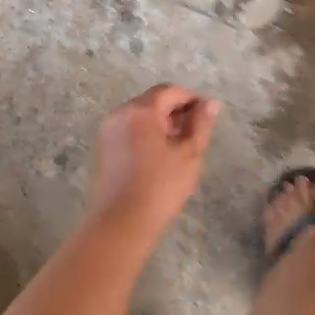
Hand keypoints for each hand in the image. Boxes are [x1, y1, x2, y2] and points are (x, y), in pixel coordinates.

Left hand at [88, 84, 219, 235]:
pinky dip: (145, 134)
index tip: (206, 116)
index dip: (190, 99)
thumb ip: (201, 125)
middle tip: (194, 135)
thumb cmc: (160, 188)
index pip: (169, 91)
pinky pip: (128, 129)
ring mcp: (108, 129)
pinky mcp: (103, 146)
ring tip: (178, 148)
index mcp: (140, 110)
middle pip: (152, 101)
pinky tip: (157, 157)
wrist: (121, 222)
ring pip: (139, 115)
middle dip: (175, 112)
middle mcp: (120, 112)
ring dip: (160, 123)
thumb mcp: (188, 155)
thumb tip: (211, 103)